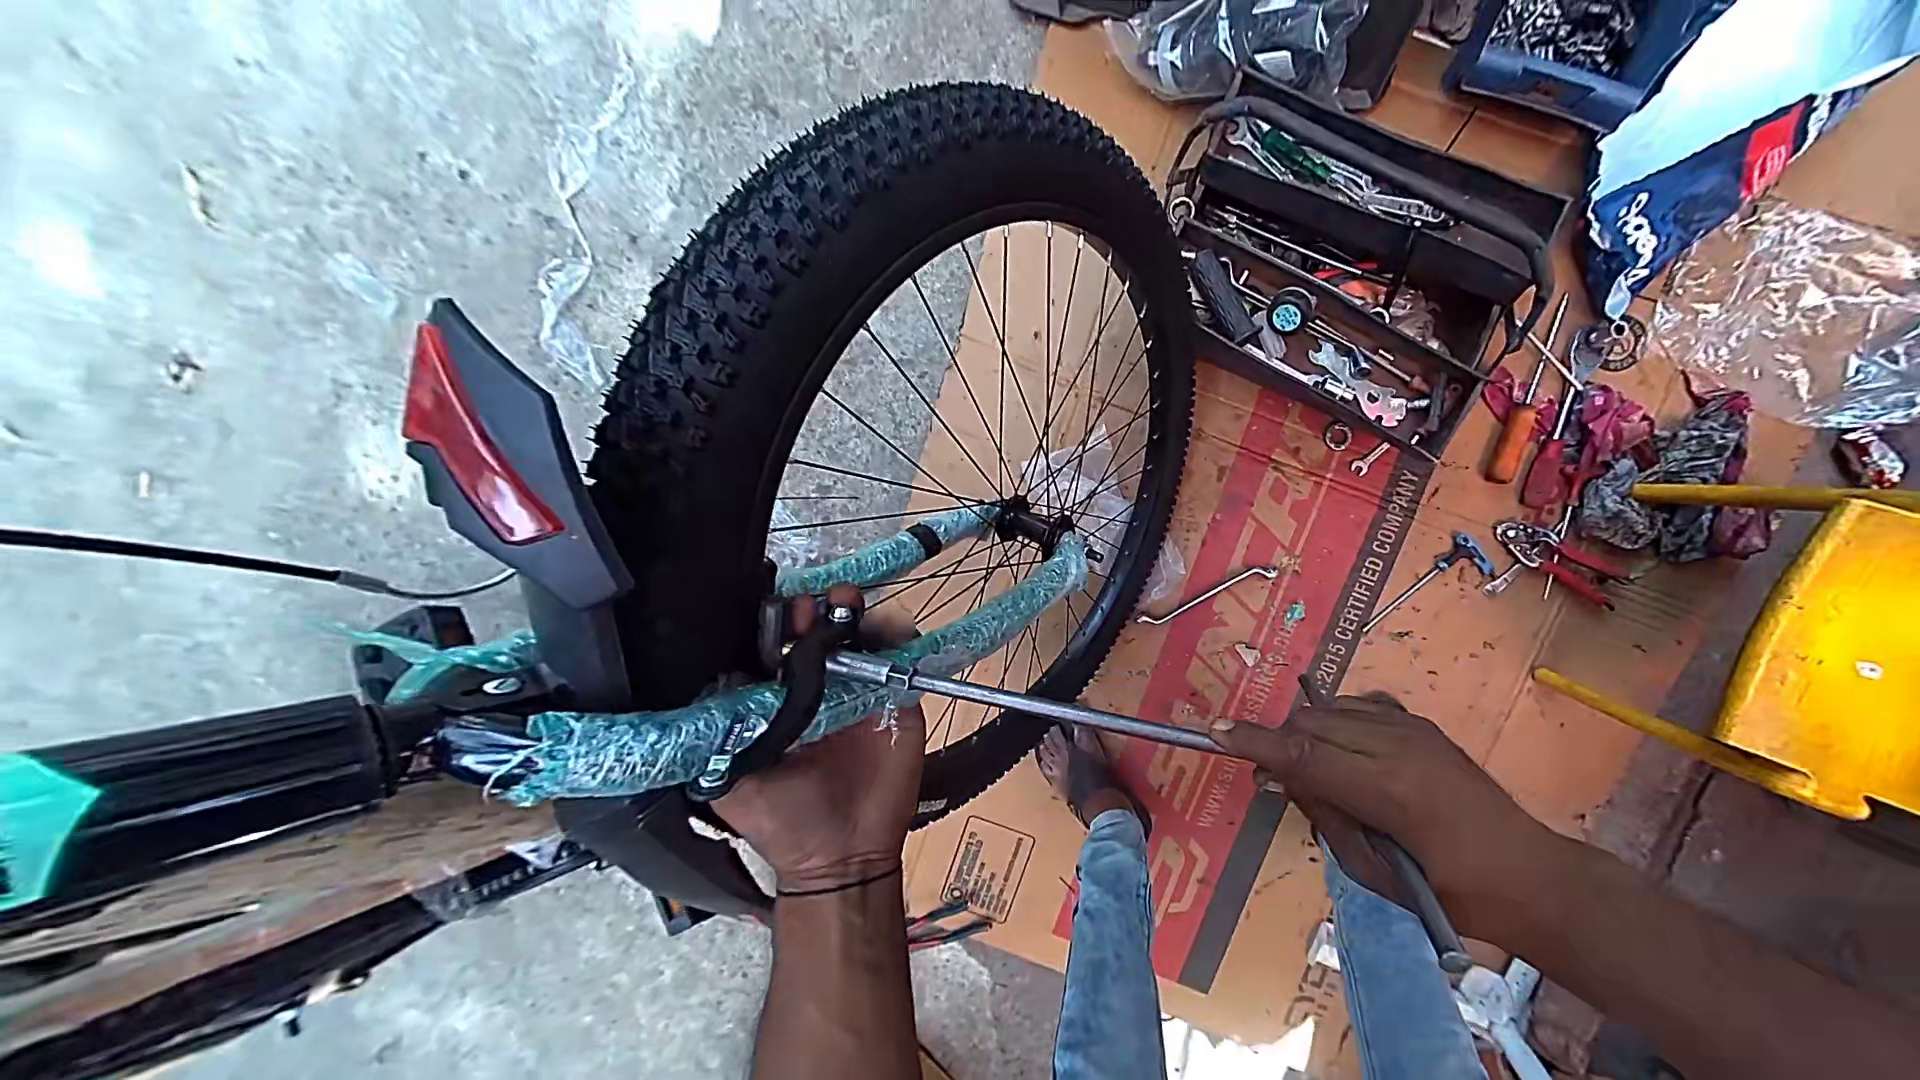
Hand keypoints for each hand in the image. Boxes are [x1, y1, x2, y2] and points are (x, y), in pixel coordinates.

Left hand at [713, 590, 924, 892]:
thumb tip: (704, 685)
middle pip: (822, 631)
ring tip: (846, 603)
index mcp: (784, 700)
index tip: (779, 614)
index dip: (778, 624)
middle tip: (809, 609)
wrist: (842, 857)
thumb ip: (716, 736)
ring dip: (854, 611)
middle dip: (815, 608)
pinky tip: (888, 627)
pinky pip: (903, 656)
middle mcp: (823, 688)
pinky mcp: (897, 700)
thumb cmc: (784, 821)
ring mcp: (863, 691)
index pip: (781, 645)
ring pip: (862, 634)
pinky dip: (899, 633)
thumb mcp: (731, 780)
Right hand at [1210, 693, 1566, 939]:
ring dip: (1306, 733)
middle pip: (1308, 724)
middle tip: (1275, 779)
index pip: (1302, 754)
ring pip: (1328, 709)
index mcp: (1388, 790)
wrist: (1533, 875)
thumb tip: (1280, 778)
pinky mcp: (1420, 723)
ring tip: (1315, 768)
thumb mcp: (1372, 869)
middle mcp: (1398, 747)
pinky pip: (1357, 706)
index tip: (1215, 732)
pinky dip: (1336, 721)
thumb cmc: (1450, 893)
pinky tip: (1344, 747)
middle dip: (1280, 743)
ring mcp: (1412, 729)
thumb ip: (1322, 815)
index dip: (1254, 743)